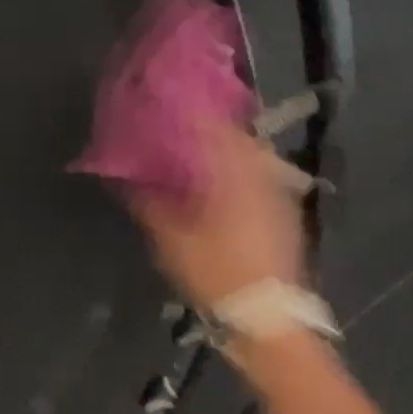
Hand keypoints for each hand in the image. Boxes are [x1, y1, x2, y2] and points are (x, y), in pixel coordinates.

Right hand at [128, 120, 306, 308]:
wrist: (268, 313)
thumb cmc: (216, 275)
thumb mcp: (172, 244)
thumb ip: (151, 205)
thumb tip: (129, 179)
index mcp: (232, 173)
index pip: (210, 125)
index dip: (187, 109)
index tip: (164, 100)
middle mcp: (260, 171)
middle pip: (233, 135)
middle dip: (206, 126)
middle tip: (178, 127)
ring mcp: (277, 190)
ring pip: (247, 154)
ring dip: (222, 149)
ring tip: (195, 153)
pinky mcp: (282, 210)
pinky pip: (256, 175)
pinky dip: (236, 170)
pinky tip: (218, 184)